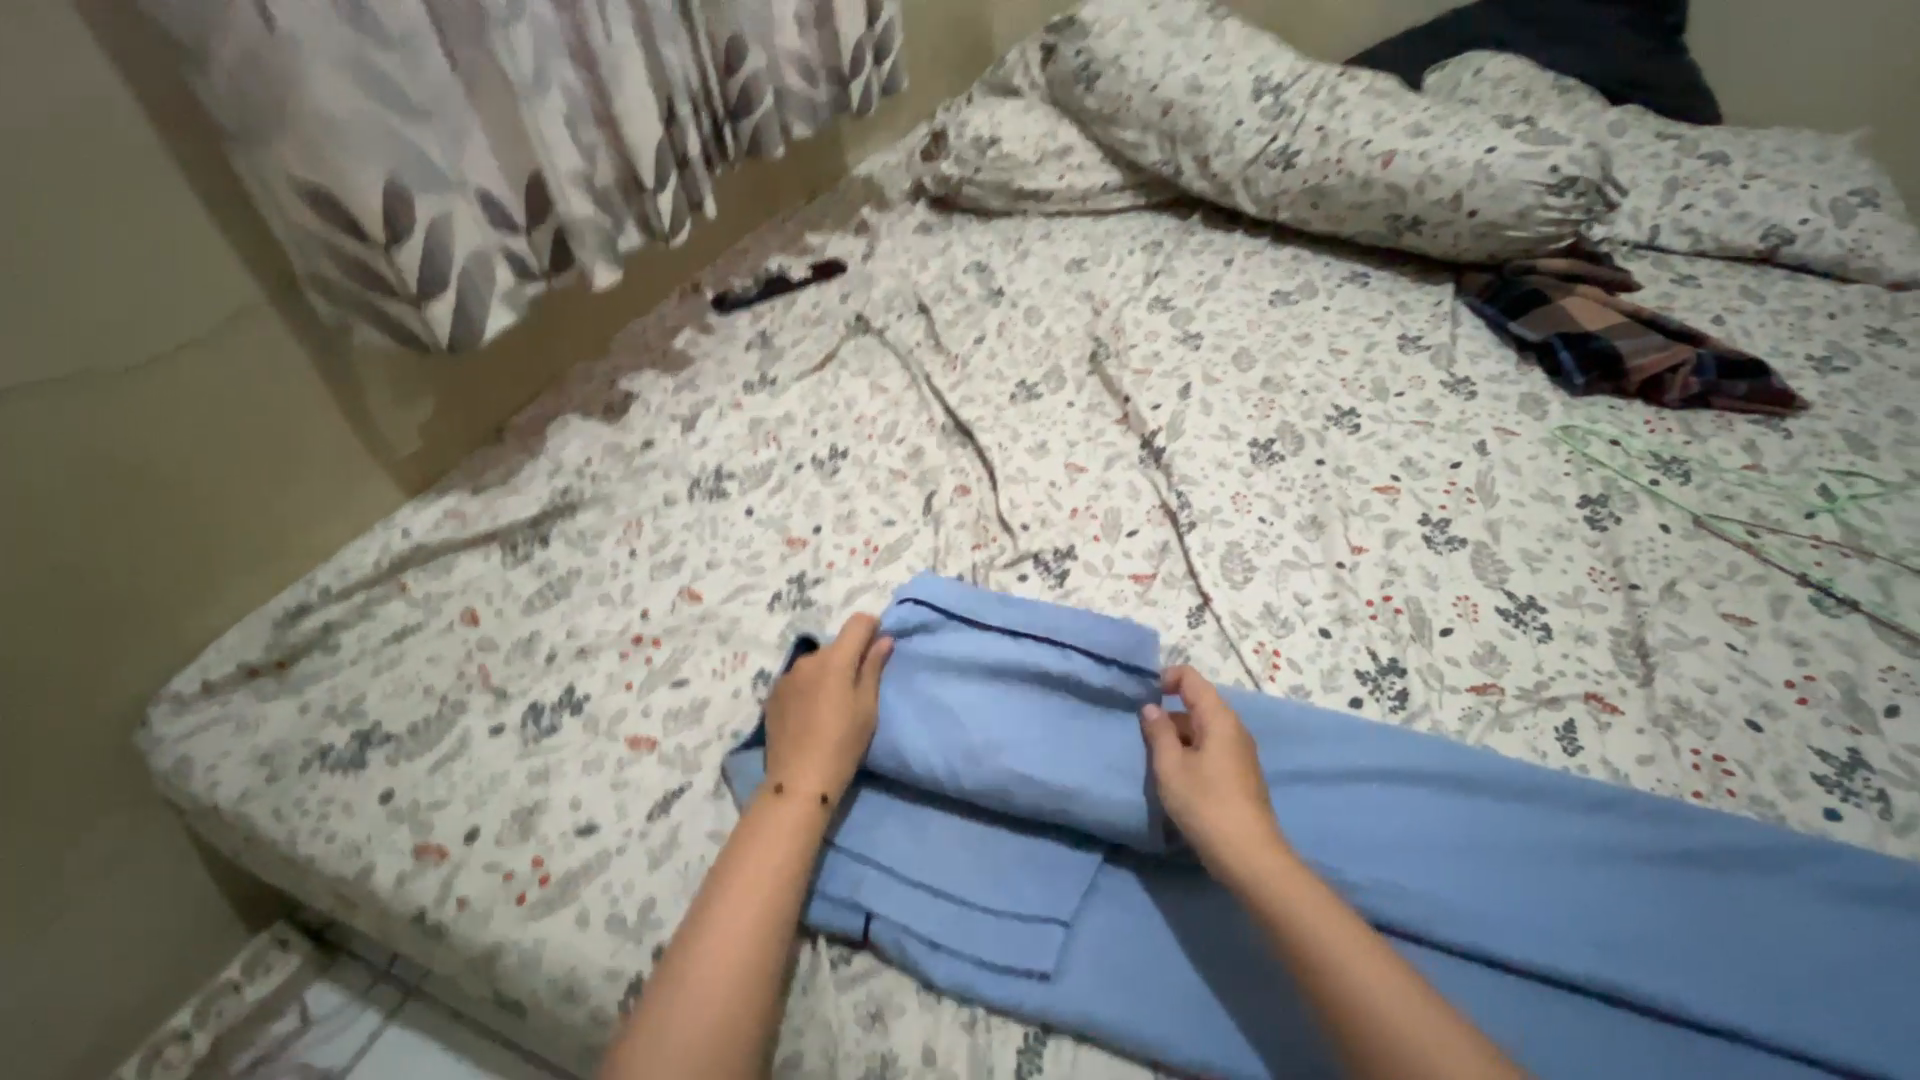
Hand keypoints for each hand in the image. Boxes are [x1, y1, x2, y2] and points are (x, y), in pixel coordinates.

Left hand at [763, 613, 893, 804]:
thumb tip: (883, 640)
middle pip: (836, 646)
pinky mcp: (773, 694)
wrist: (799, 779)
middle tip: (857, 690)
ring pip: (816, 663)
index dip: (872, 629)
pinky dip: (808, 687)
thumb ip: (873, 668)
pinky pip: (798, 680)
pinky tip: (810, 715)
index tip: (878, 649)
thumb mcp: (867, 707)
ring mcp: (786, 676)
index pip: (857, 622)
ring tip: (830, 706)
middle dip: (849, 658)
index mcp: (835, 659)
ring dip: (827, 673)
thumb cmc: (843, 744)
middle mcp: (807, 659)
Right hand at [1140, 666, 1284, 878]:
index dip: (1164, 678)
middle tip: (1140, 735)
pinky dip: (1189, 752)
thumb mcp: (1170, 766)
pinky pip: (1210, 749)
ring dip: (1176, 736)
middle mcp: (1233, 728)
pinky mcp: (1239, 773)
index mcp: (1219, 718)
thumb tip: (1151, 708)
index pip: (1190, 678)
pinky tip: (1175, 776)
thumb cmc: (1205, 803)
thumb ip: (1158, 732)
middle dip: (1167, 713)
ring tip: (1152, 758)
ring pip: (1202, 729)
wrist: (1248, 854)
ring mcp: (1239, 752)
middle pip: (1197, 703)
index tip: (1141, 698)